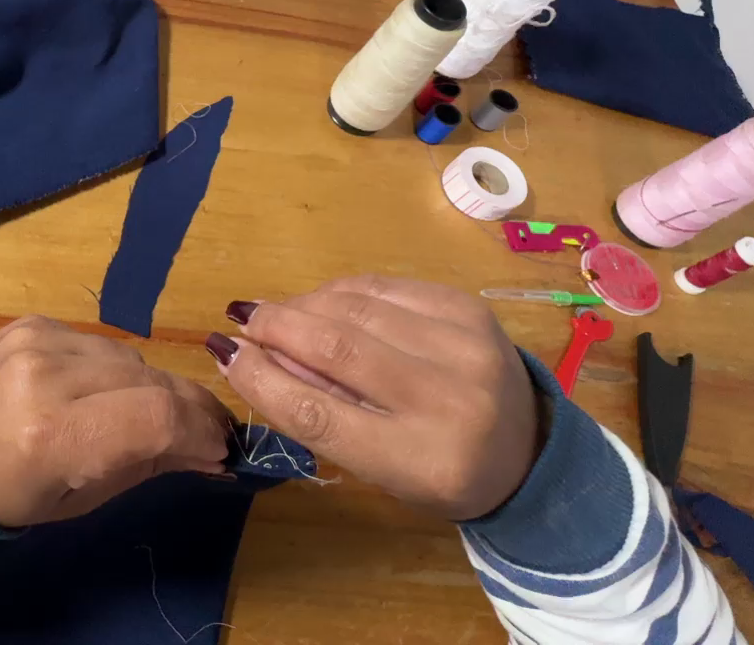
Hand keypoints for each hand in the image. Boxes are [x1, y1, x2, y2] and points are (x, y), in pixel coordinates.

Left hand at [0, 315, 232, 527]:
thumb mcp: (77, 498)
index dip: (201, 430)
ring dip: (152, 386)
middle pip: (150, 380)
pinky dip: (115, 368)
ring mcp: (39, 339)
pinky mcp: (35, 320)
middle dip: (189, 407)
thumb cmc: (5, 490)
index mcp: (52, 435)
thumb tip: (215, 451)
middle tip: (208, 432)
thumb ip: (148, 464)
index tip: (221, 448)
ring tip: (148, 414)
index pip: (156, 417)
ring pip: (130, 357)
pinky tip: (103, 389)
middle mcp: (47, 375)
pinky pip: (100, 342)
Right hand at [206, 275, 541, 519]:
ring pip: (353, 307)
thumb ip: (317, 411)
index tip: (225, 352)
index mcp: (426, 462)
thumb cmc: (437, 469)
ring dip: (302, 305)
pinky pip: (380, 286)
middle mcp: (452, 400)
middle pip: (336, 349)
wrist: (529, 450)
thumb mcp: (378, 467)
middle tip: (240, 317)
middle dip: (275, 326)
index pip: (320, 414)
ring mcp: (466, 345)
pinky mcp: (467, 306)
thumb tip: (250, 353)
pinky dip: (338, 291)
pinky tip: (322, 302)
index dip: (261, 379)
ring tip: (276, 312)